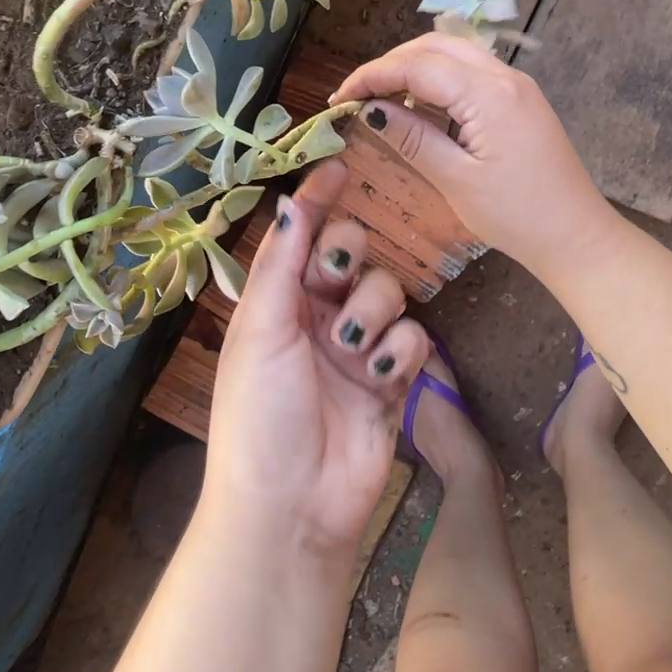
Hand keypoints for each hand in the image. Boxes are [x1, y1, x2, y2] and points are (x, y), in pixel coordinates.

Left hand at [202, 160, 429, 554]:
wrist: (292, 503)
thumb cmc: (259, 413)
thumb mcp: (260, 331)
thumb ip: (281, 264)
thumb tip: (290, 201)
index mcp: (277, 304)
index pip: (301, 239)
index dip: (319, 204)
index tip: (338, 168)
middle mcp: (317, 318)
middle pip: (353, 256)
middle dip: (350, 258)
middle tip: (337, 273)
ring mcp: (357, 348)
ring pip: (388, 292)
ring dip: (374, 313)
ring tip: (352, 351)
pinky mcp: (392, 379)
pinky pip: (412, 337)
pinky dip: (400, 350)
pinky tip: (381, 377)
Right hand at [330, 33, 615, 277]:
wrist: (576, 236)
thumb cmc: (516, 216)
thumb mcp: (456, 180)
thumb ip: (412, 139)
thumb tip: (369, 111)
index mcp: (489, 94)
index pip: (417, 66)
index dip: (372, 76)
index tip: (339, 99)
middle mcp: (504, 77)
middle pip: (435, 46)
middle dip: (391, 64)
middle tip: (357, 96)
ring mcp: (516, 86)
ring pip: (454, 55)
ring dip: (414, 68)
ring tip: (380, 99)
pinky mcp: (520, 101)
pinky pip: (470, 74)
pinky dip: (438, 81)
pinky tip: (419, 107)